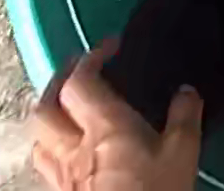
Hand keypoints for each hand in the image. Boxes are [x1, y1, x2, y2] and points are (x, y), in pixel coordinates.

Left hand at [31, 40, 201, 190]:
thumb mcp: (183, 152)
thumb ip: (185, 115)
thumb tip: (184, 90)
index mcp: (104, 128)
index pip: (79, 82)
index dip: (91, 57)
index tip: (112, 46)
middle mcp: (73, 150)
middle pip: (44, 109)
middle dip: (58, 82)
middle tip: (81, 68)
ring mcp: (61, 179)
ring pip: (39, 139)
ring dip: (51, 114)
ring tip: (73, 106)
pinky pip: (47, 164)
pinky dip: (56, 144)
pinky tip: (76, 149)